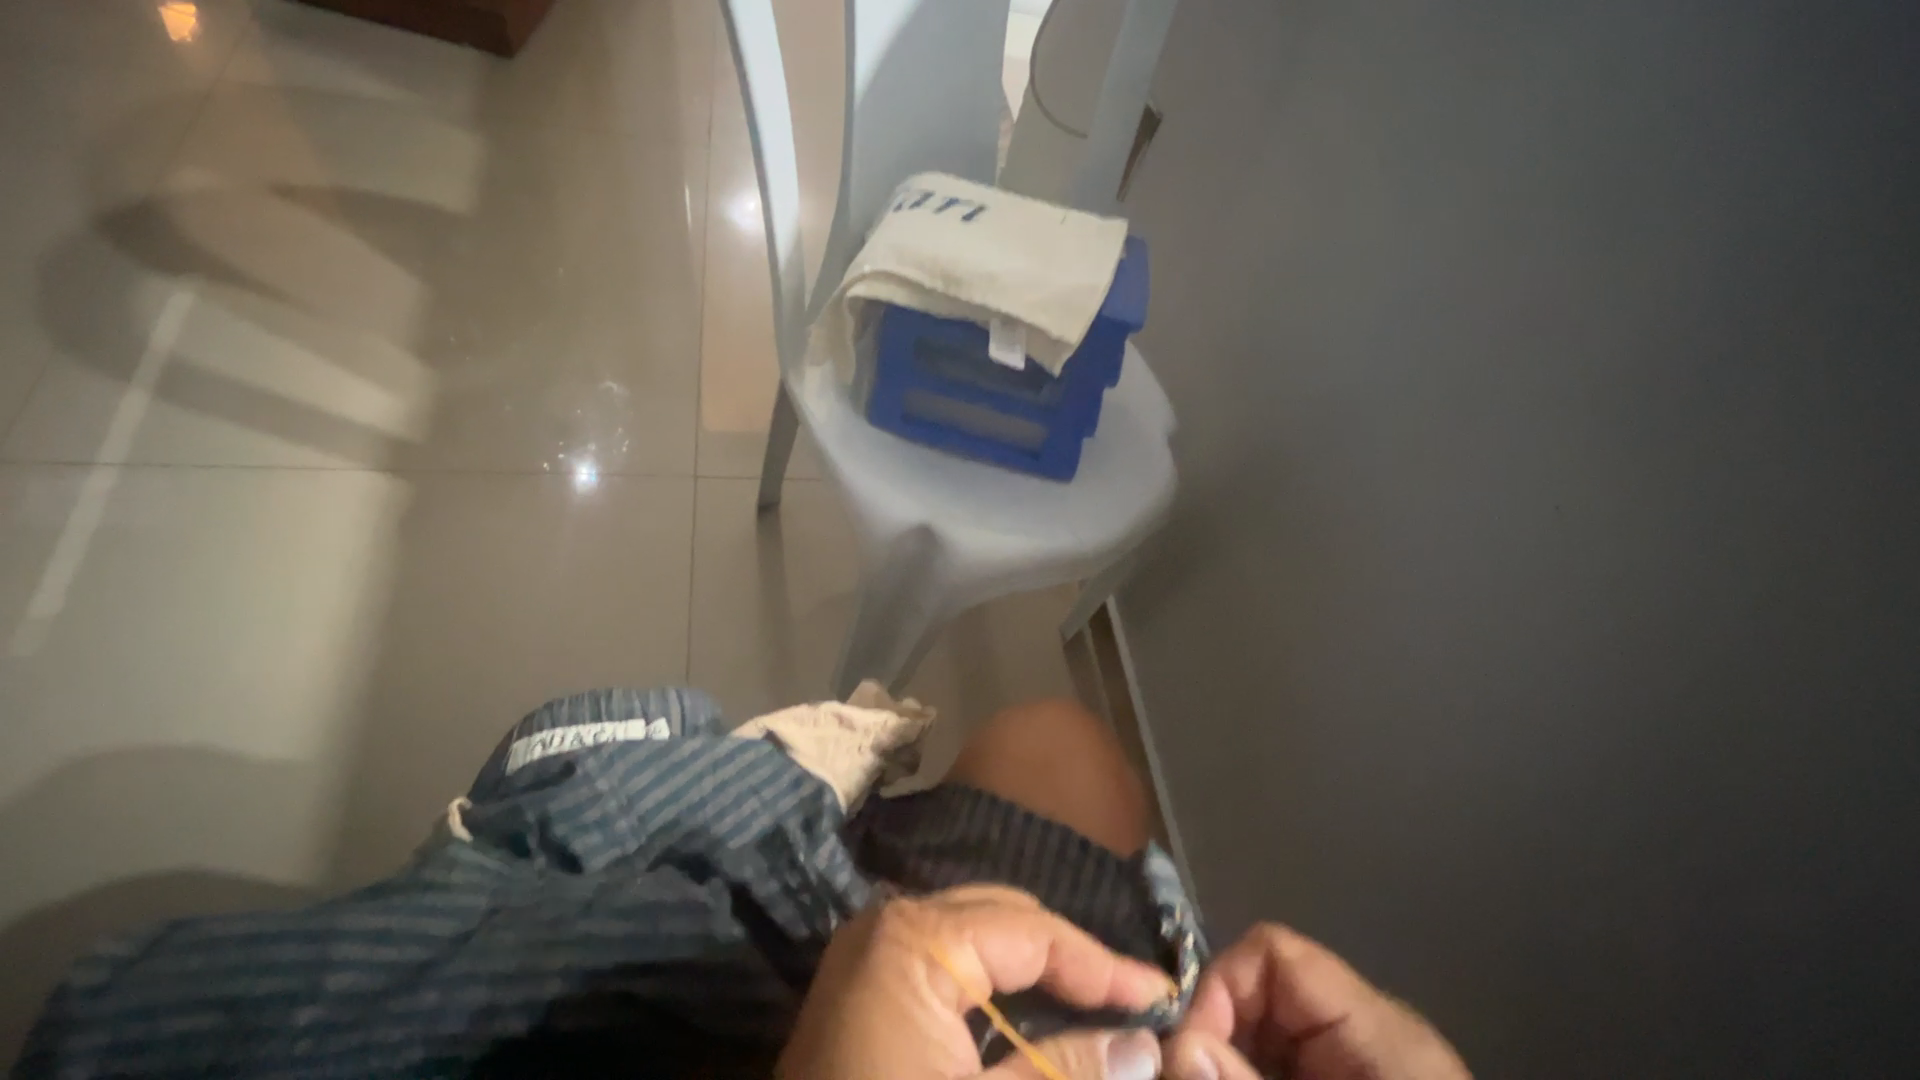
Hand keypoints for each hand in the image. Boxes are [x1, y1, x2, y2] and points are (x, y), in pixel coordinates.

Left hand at [777, 884, 1173, 1079]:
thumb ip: (1065, 1068)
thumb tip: (1144, 1047)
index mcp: (915, 939)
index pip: (1032, 931)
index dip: (1102, 964)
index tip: (1161, 995)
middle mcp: (889, 924)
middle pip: (1004, 919)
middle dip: (1068, 958)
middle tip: (1128, 1003)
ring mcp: (869, 951)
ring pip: (975, 934)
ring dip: (1033, 967)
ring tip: (1091, 1003)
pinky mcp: (862, 983)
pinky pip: (943, 961)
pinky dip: (992, 982)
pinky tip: (1027, 1013)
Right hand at [1163, 924, 1469, 1079]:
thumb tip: (1180, 1047)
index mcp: (1377, 1029)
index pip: (1274, 953)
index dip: (1220, 985)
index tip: (1189, 1051)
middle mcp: (1365, 1034)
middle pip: (1261, 995)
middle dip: (1214, 1036)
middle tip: (1184, 1079)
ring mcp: (1356, 1067)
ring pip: (1263, 1037)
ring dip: (1228, 1064)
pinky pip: (1282, 1066)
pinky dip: (1251, 1076)